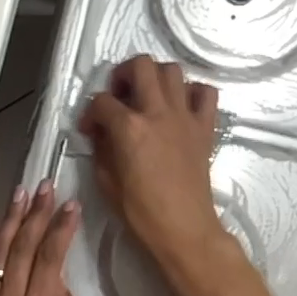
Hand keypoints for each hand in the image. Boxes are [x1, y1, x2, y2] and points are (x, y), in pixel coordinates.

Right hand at [78, 56, 230, 284]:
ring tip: (147, 97)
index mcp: (129, 128)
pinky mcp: (205, 127)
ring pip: (173, 70)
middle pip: (141, 65)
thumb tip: (100, 131)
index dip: (90, 113)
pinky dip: (192, 92)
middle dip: (123, 74)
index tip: (90, 129)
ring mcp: (185, 117)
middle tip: (119, 95)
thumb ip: (101, 148)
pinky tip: (180, 106)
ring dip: (155, 77)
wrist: (184, 230)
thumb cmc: (141, 212)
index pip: (102, 101)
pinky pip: (206, 93)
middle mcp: (157, 112)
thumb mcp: (106, 180)